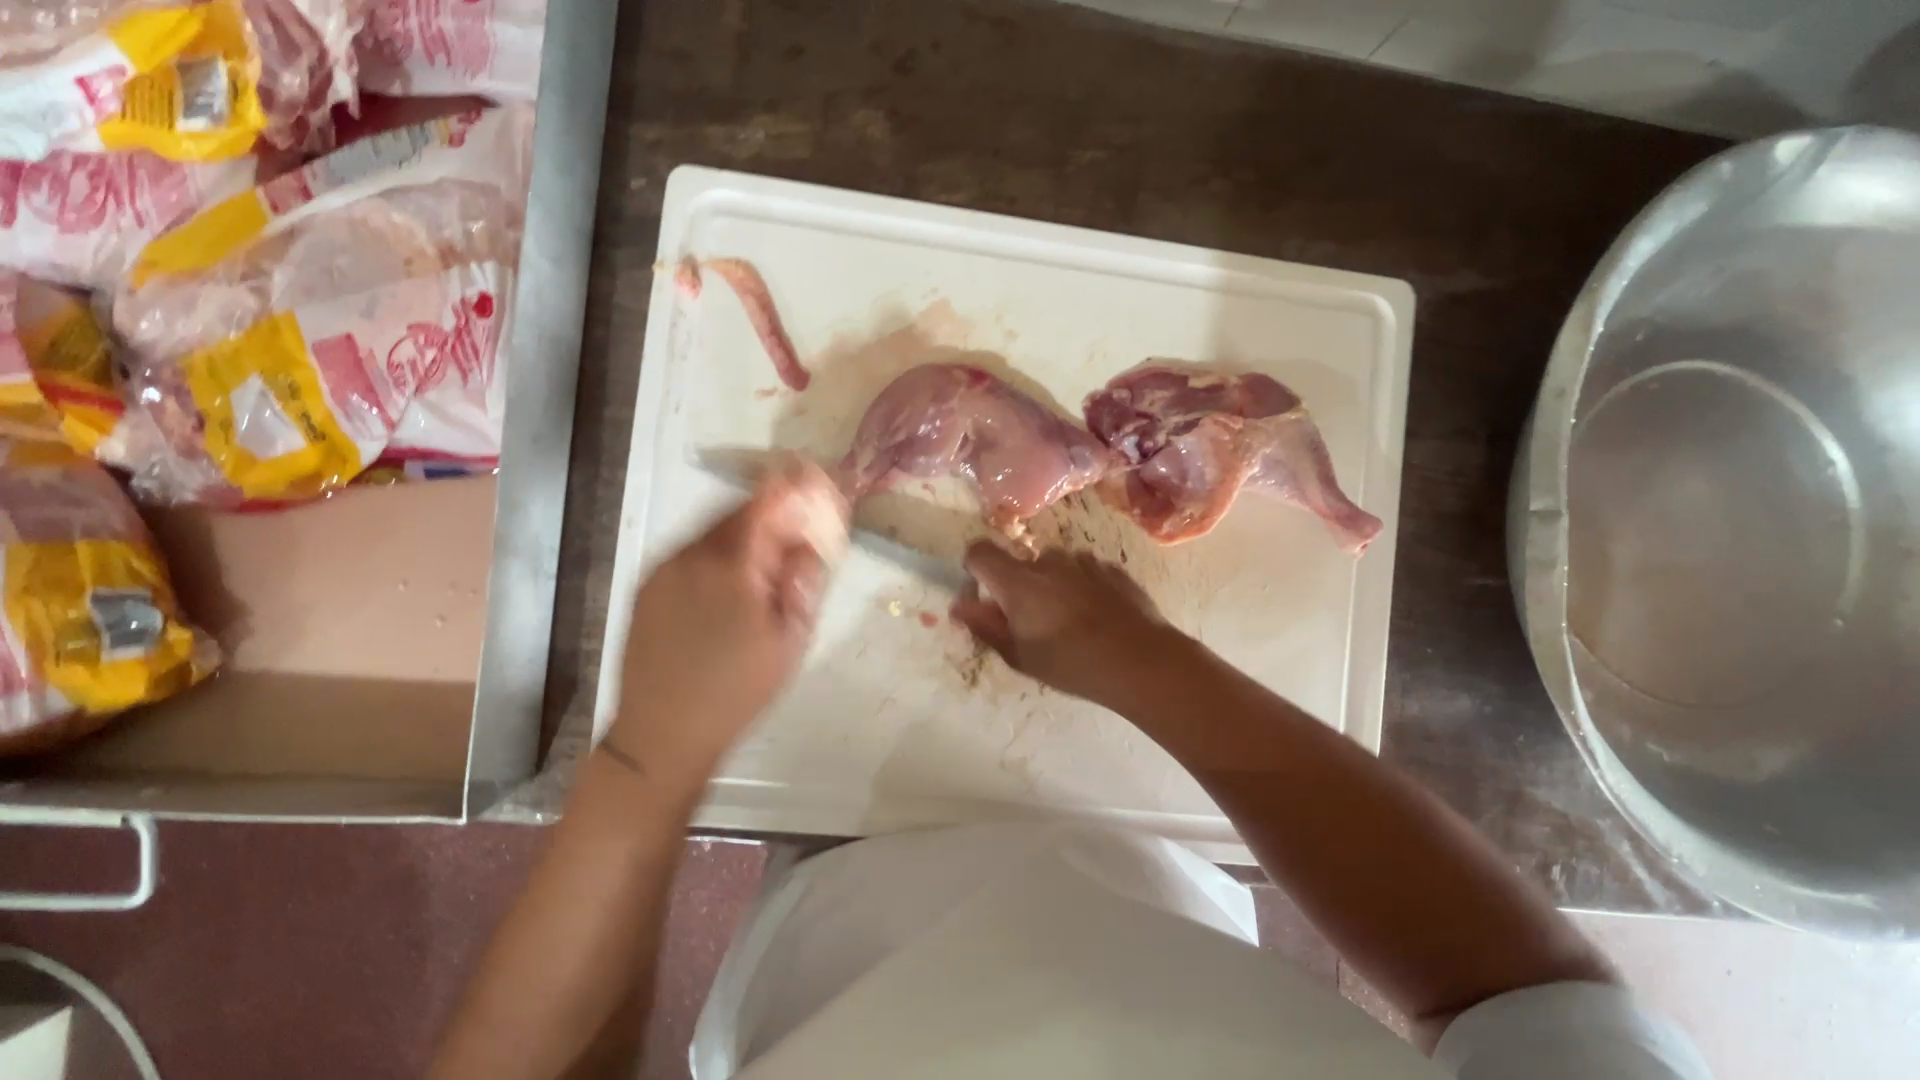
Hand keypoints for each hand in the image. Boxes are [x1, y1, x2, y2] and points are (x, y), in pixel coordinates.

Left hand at [610, 460, 846, 783]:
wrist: (662, 733)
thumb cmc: (738, 691)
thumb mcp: (789, 639)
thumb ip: (803, 578)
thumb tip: (813, 535)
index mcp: (731, 564)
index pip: (768, 502)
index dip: (795, 485)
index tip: (818, 478)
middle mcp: (690, 554)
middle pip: (738, 511)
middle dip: (772, 509)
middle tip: (799, 525)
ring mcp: (662, 568)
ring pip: (712, 531)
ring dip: (744, 531)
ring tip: (767, 558)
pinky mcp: (646, 586)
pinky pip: (690, 552)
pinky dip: (718, 552)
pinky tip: (731, 582)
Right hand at [950, 541, 1181, 703]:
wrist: (1140, 661)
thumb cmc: (1070, 664)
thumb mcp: (1019, 655)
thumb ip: (985, 626)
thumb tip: (959, 606)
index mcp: (1017, 581)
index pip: (979, 552)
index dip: (974, 569)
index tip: (983, 595)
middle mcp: (1048, 561)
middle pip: (1020, 564)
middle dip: (1018, 588)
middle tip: (1032, 624)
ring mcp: (1083, 562)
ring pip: (1055, 567)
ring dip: (1053, 587)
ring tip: (1069, 623)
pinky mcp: (1112, 569)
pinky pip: (1085, 572)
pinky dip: (1082, 588)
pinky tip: (1096, 618)